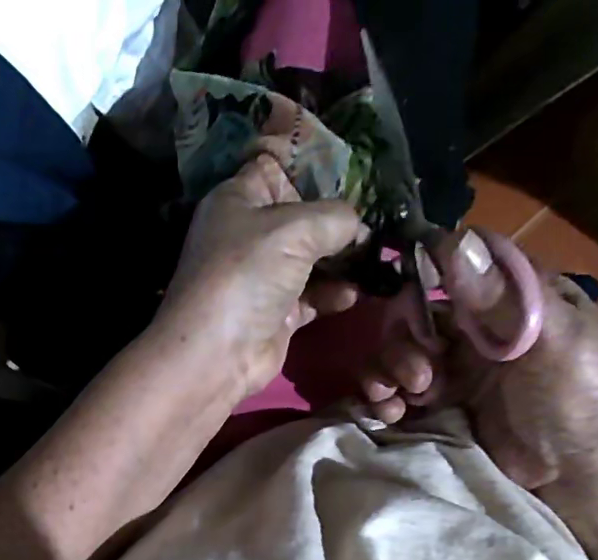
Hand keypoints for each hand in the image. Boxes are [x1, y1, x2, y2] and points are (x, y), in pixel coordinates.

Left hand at [156, 155, 366, 401]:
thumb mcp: (295, 229)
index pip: (280, 169)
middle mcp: (249, 235)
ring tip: (376, 257)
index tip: (360, 173)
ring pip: (311, 259)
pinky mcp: (276, 314)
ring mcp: (262, 277)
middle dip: (339, 220)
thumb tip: (360, 226)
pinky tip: (355, 293)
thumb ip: (335, 218)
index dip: (317, 168)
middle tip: (379, 219)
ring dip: (342, 260)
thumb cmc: (248, 274)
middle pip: (302, 217)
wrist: (218, 352)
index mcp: (239, 199)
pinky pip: (313, 296)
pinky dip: (334, 293)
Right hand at [357, 229, 597, 515]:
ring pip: (401, 353)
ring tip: (398, 401)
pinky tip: (388, 414)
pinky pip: (399, 394)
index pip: (451, 269)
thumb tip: (450, 238)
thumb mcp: (553, 341)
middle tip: (418, 379)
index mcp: (512, 298)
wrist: (588, 481)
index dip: (421, 282)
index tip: (414, 314)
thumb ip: (500, 297)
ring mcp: (459, 372)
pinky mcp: (444, 411)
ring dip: (386, 370)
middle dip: (402, 341)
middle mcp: (480, 328)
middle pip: (415, 314)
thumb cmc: (585, 401)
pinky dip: (383, 399)